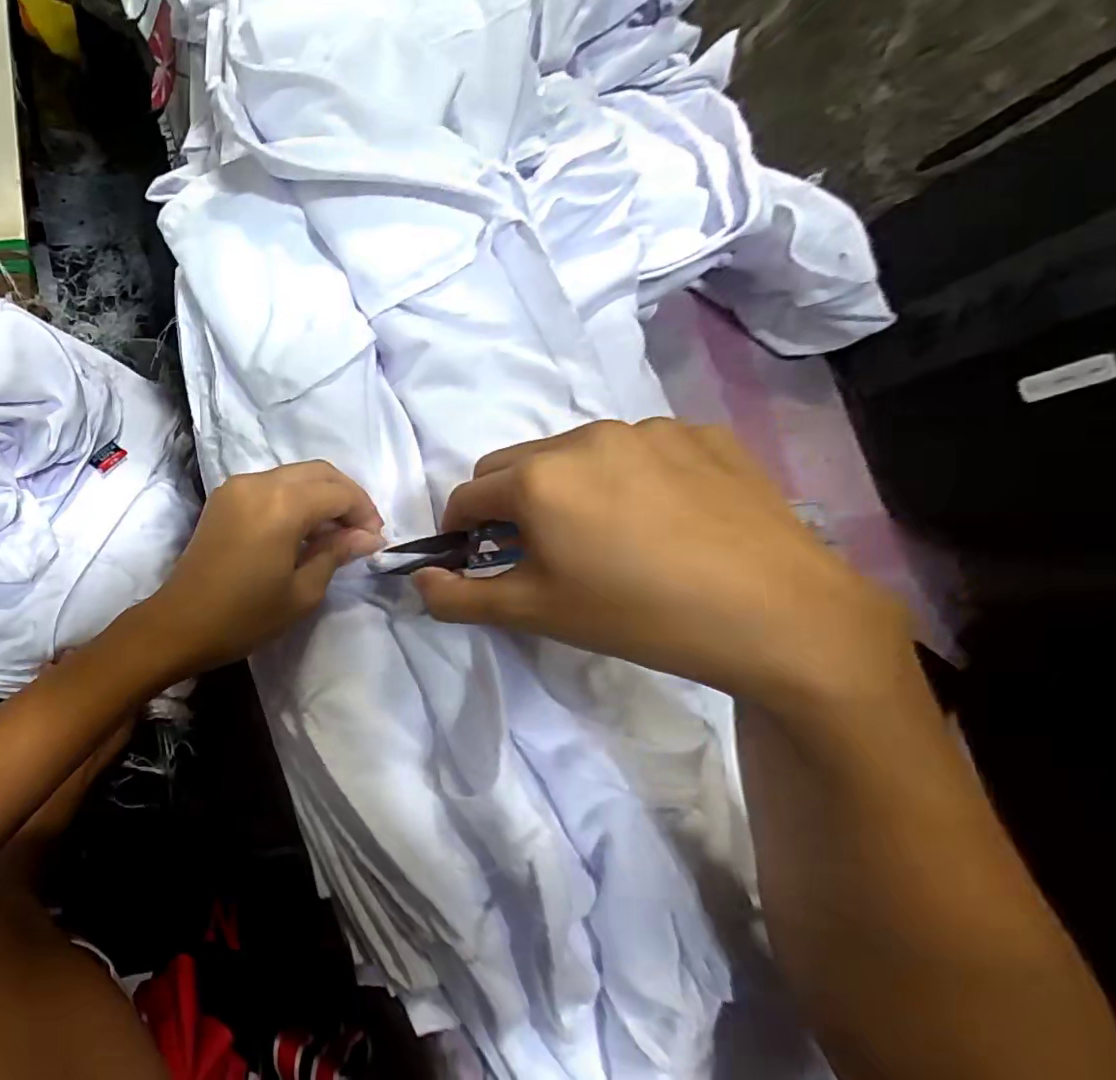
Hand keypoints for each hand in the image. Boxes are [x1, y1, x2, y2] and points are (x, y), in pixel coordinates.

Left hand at [127, 461, 383, 678]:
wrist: (180, 623)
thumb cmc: (244, 616)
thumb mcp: (302, 592)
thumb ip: (336, 553)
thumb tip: (367, 536)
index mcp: (281, 504)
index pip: (338, 492)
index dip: (363, 512)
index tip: (375, 541)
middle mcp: (258, 483)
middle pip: (317, 472)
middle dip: (345, 496)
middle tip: (360, 533)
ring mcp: (235, 487)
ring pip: (293, 475)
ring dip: (319, 495)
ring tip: (333, 533)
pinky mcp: (222, 498)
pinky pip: (269, 484)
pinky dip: (293, 497)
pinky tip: (302, 528)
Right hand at [412, 419, 913, 717]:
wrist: (783, 618)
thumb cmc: (637, 615)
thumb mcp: (532, 613)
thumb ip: (457, 597)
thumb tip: (416, 579)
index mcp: (536, 478)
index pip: (466, 495)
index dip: (459, 530)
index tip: (476, 559)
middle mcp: (584, 438)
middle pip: (512, 465)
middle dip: (505, 503)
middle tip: (535, 549)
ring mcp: (649, 431)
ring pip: (574, 453)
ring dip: (564, 486)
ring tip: (605, 534)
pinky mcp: (704, 435)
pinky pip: (637, 449)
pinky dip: (627, 476)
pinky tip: (661, 519)